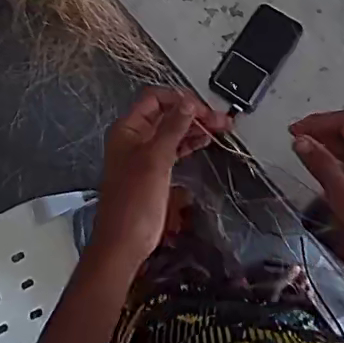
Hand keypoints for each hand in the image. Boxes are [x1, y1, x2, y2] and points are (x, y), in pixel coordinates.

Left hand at [92, 88, 229, 265]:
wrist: (124, 243)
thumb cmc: (134, 202)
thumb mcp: (156, 159)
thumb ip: (172, 128)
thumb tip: (188, 103)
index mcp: (127, 129)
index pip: (155, 99)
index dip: (180, 99)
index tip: (204, 109)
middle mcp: (133, 138)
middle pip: (165, 114)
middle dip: (192, 113)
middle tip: (219, 120)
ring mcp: (142, 155)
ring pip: (171, 131)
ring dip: (193, 128)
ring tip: (219, 129)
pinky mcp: (152, 171)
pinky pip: (172, 148)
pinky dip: (188, 143)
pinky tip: (204, 142)